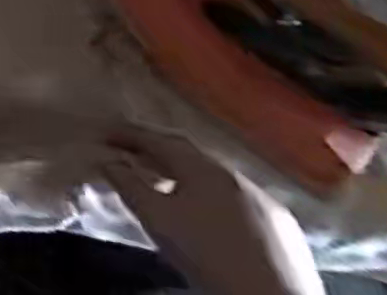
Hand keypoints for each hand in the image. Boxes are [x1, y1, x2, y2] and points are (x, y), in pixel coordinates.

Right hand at [104, 132, 322, 294]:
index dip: (126, 133)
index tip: (101, 134)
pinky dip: (209, 191)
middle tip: (127, 151)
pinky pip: (236, 196)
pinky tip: (202, 207)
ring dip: (183, 171)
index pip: (157, 139)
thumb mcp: (153, 216)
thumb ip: (125, 182)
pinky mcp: (284, 229)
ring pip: (214, 175)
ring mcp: (267, 203)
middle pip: (188, 153)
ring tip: (160, 177)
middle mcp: (237, 177)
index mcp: (205, 168)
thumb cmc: (206, 254)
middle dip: (155, 149)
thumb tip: (108, 161)